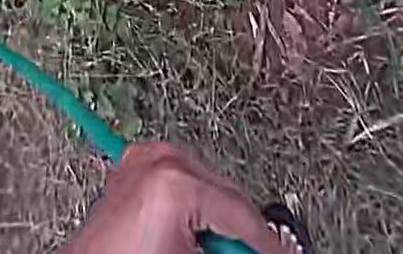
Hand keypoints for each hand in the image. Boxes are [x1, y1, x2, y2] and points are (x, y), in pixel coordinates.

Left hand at [63, 143, 286, 253]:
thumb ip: (231, 250)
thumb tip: (261, 249)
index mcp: (176, 181)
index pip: (242, 212)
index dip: (267, 243)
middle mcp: (162, 158)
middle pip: (226, 191)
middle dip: (241, 229)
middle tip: (255, 250)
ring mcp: (146, 157)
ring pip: (206, 183)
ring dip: (217, 216)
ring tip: (214, 246)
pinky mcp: (136, 165)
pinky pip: (180, 178)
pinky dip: (192, 204)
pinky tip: (194, 233)